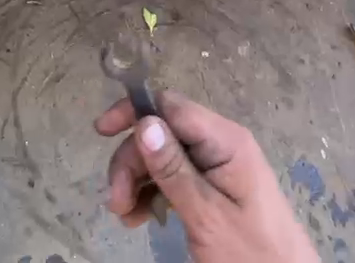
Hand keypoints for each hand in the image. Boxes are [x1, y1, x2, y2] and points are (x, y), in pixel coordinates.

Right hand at [97, 90, 319, 262]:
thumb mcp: (207, 216)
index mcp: (225, 140)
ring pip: (161, 155)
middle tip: (115, 202)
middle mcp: (220, 144)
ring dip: (137, 180)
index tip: (101, 133)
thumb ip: (173, 169)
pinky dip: (151, 193)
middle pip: (161, 133)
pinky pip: (172, 177)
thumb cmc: (252, 257)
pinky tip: (139, 216)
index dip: (134, 113)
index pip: (169, 105)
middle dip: (132, 161)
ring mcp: (216, 166)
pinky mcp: (213, 188)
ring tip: (125, 216)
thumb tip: (143, 121)